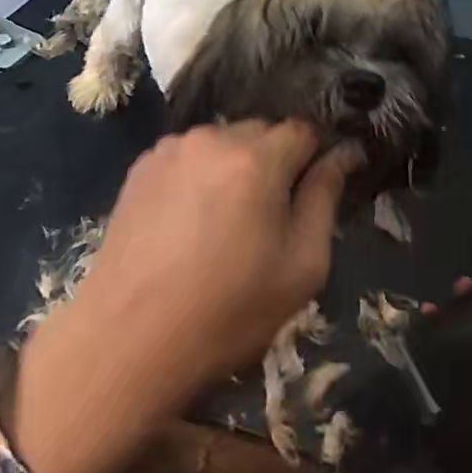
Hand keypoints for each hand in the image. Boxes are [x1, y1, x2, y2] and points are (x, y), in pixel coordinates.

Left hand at [74, 118, 358, 387]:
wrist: (127, 342)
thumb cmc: (228, 310)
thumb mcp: (301, 265)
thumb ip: (325, 198)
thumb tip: (344, 154)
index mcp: (258, 159)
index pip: (306, 129)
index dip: (318, 155)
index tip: (317, 189)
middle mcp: (213, 139)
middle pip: (264, 132)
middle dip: (277, 161)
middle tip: (271, 215)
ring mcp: (171, 150)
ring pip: (225, 142)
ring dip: (237, 166)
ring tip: (227, 220)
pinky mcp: (140, 168)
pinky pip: (190, 156)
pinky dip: (202, 174)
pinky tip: (191, 220)